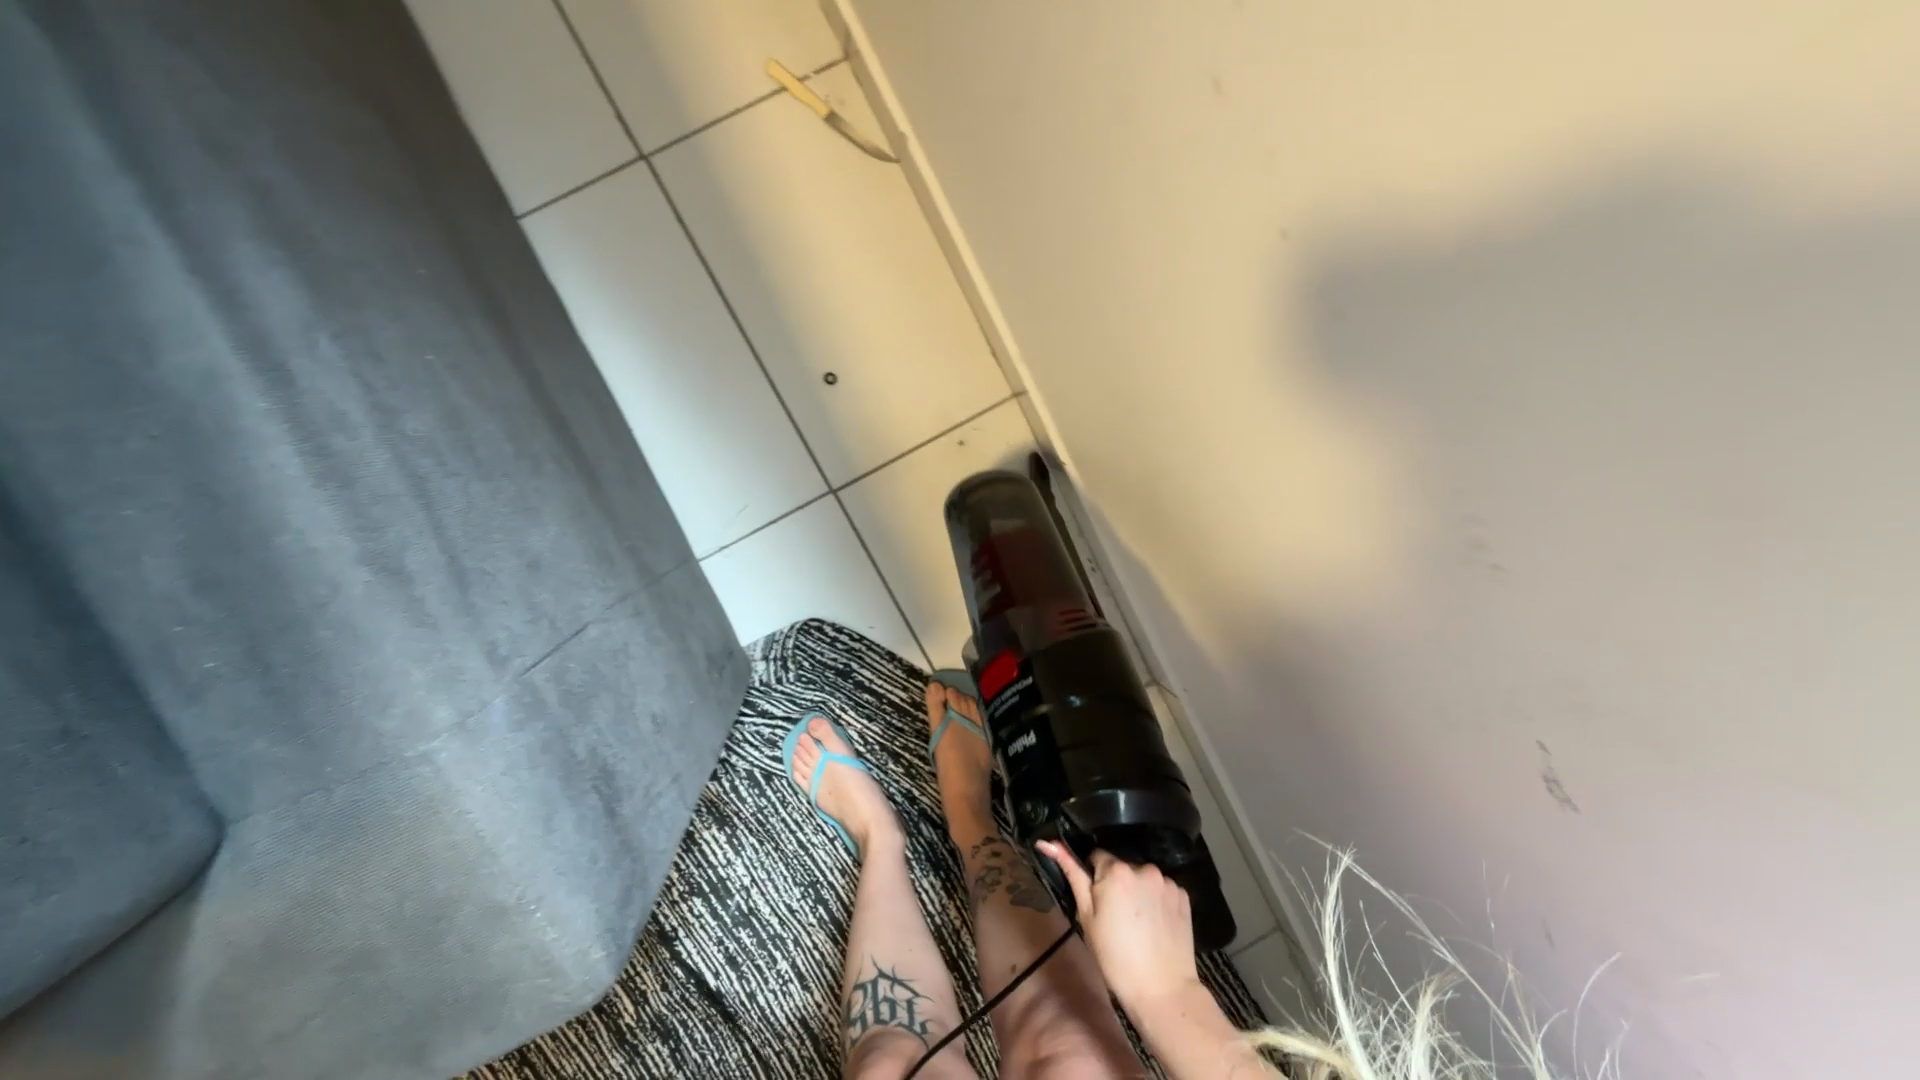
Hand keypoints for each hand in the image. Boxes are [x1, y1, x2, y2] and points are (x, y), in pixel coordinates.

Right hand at [1035, 841, 1200, 1009]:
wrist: (1162, 989)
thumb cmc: (1115, 957)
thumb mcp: (1087, 917)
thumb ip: (1072, 875)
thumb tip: (1048, 843)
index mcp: (1116, 871)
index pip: (1097, 857)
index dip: (1094, 880)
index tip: (1098, 904)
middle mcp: (1144, 867)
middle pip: (1123, 868)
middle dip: (1117, 884)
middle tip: (1116, 918)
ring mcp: (1167, 882)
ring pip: (1143, 879)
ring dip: (1138, 891)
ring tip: (1139, 925)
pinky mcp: (1184, 896)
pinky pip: (1163, 889)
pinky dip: (1157, 901)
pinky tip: (1156, 925)